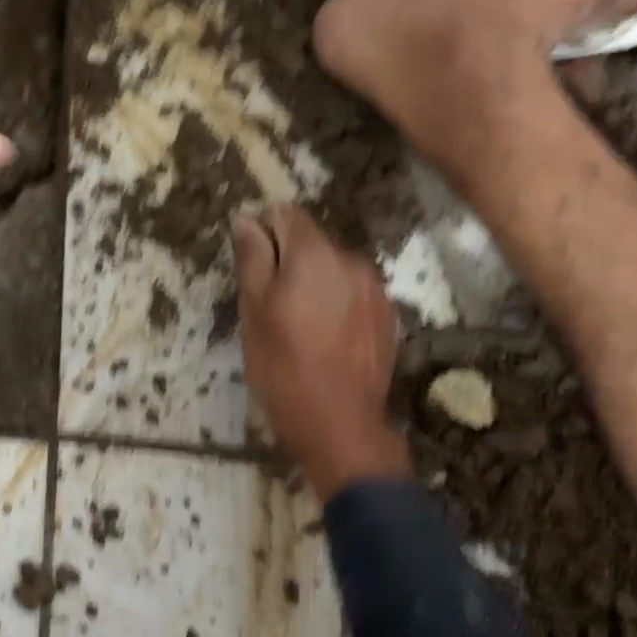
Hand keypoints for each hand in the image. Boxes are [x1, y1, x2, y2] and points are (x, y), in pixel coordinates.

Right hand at [234, 204, 411, 499]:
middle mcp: (353, 262)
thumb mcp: (252, 306)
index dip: (264, 227)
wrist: (338, 421)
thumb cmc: (281, 360)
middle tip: (265, 295)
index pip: (288, 214)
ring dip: (311, 280)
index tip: (249, 256)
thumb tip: (248, 220)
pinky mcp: (388, 318)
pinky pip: (352, 292)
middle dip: (287, 257)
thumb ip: (252, 257)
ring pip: (333, 268)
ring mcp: (376, 291)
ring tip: (293, 317)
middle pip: (312, 241)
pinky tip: (320, 333)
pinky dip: (333, 300)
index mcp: (316, 255)